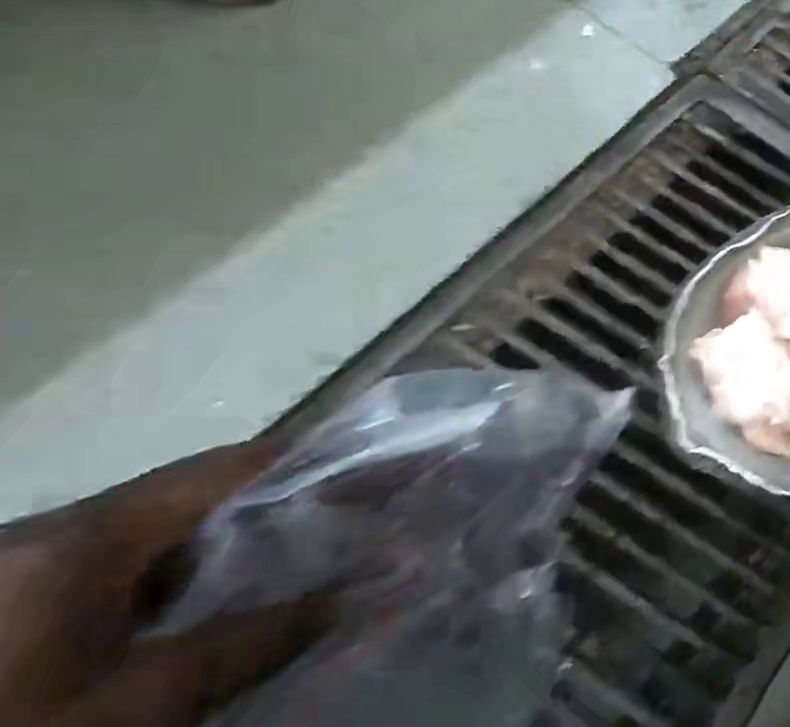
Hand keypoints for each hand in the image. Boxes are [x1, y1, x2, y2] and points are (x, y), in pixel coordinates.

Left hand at [0, 442, 329, 726]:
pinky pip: (113, 572)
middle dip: (282, 506)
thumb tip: (356, 600)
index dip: (317, 456)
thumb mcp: (134, 709)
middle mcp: (48, 535)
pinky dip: (175, 580)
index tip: (383, 461)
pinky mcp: (3, 606)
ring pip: (156, 536)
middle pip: (197, 496)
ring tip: (295, 567)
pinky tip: (205, 611)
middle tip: (352, 521)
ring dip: (230, 548)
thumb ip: (251, 643)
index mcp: (84, 537)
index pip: (234, 466)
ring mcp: (17, 571)